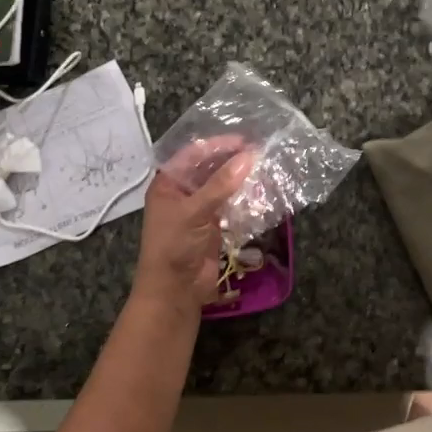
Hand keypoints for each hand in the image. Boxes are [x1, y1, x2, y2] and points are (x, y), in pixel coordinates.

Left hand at [134, 136, 256, 313]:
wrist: (175, 291)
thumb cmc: (175, 245)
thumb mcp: (195, 211)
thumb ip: (221, 184)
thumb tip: (248, 157)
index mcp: (168, 184)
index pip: (192, 154)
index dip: (216, 145)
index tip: (243, 140)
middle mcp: (182, 193)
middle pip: (208, 169)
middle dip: (231, 160)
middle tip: (258, 151)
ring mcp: (198, 210)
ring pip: (221, 187)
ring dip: (239, 178)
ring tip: (263, 167)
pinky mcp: (212, 226)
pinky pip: (229, 205)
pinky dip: (243, 198)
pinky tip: (261, 191)